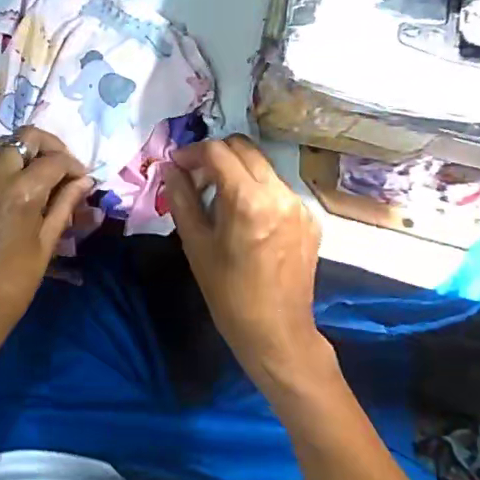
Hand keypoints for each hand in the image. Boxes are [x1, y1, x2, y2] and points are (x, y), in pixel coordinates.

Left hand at [0, 126, 93, 372]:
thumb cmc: (11, 286)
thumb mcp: (45, 247)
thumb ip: (64, 207)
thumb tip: (84, 182)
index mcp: (20, 192)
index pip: (55, 160)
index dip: (74, 166)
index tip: (83, 181)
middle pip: (25, 138)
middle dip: (49, 147)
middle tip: (63, 169)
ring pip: (3, 147)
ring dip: (25, 154)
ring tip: (42, 179)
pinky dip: (6, 166)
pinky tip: (18, 190)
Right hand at [163, 135, 336, 398]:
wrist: (276, 331)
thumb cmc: (227, 292)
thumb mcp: (195, 244)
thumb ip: (181, 199)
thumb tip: (170, 169)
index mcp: (248, 200)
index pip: (218, 152)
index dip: (192, 152)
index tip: (176, 165)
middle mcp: (279, 193)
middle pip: (244, 148)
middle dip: (215, 155)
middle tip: (194, 177)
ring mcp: (299, 205)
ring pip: (262, 166)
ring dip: (236, 171)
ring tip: (216, 198)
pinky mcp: (309, 218)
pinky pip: (277, 189)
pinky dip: (256, 190)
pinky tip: (243, 218)